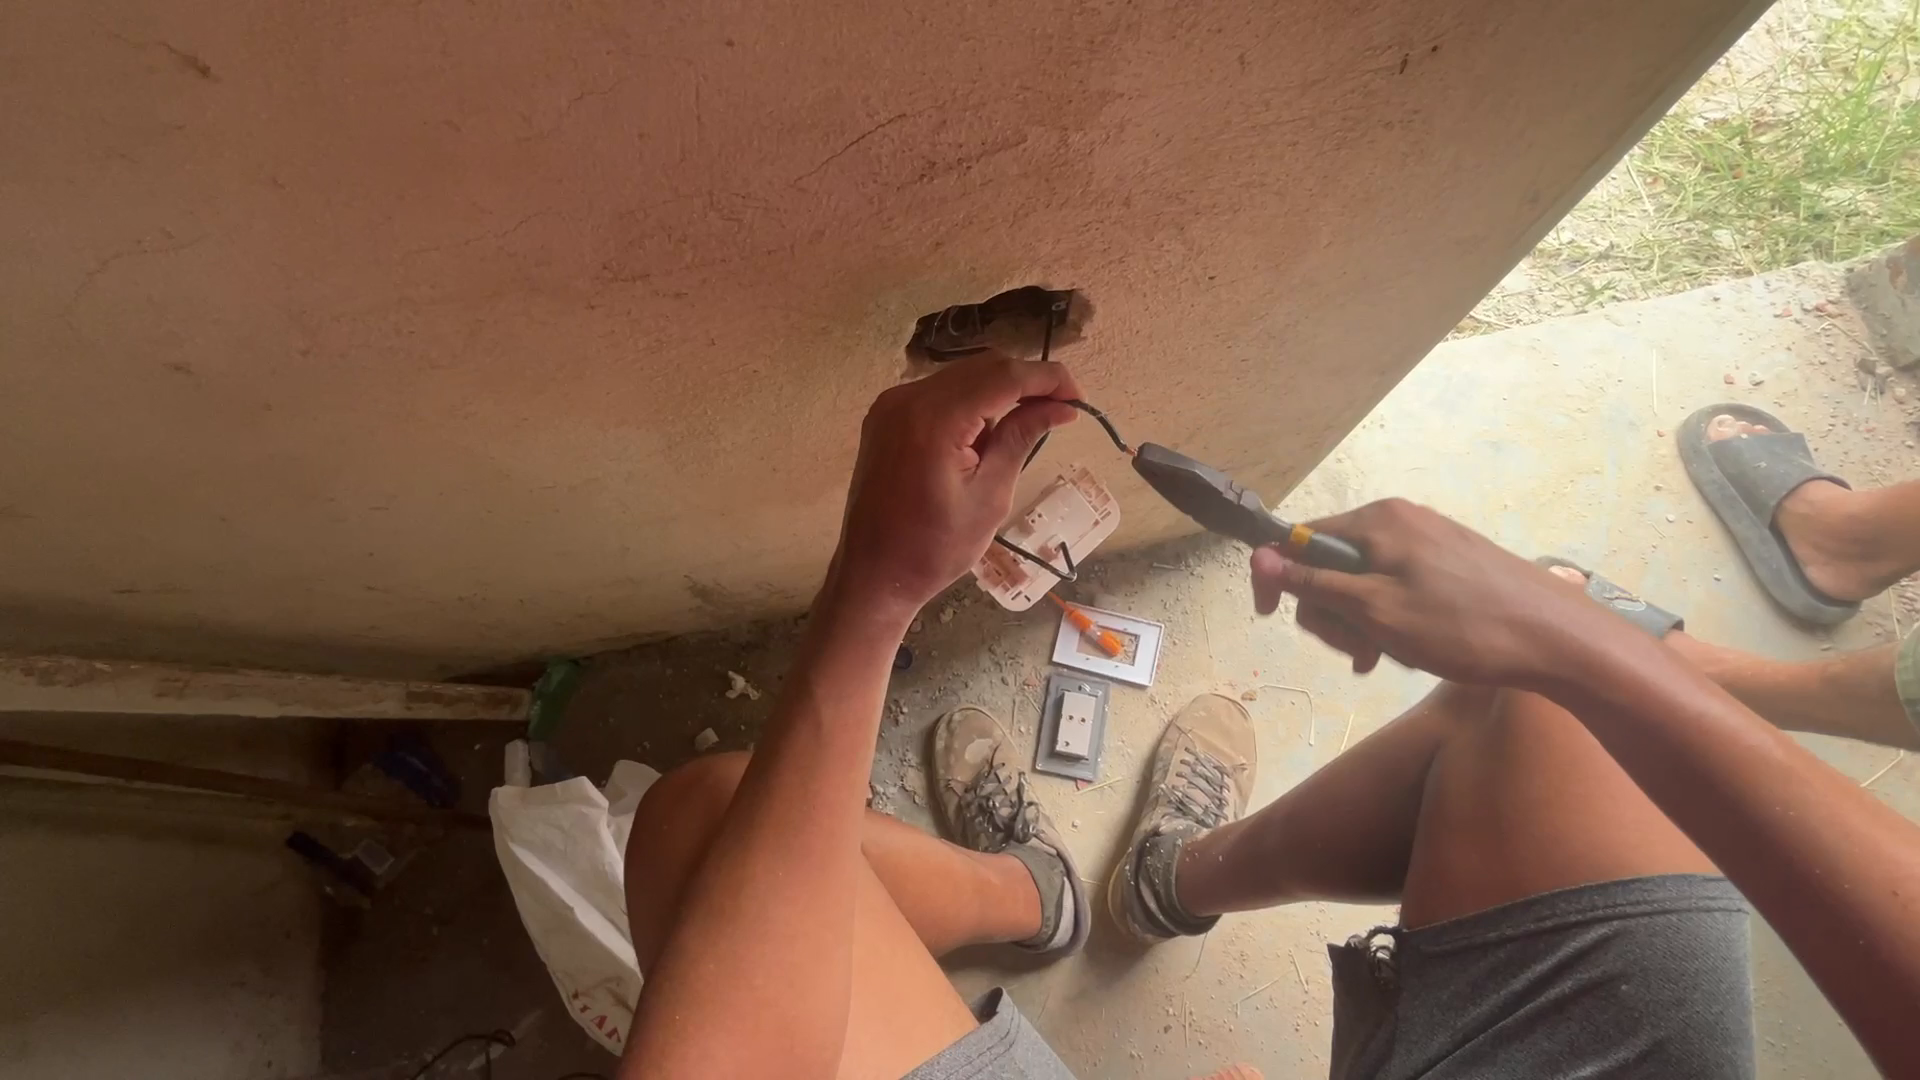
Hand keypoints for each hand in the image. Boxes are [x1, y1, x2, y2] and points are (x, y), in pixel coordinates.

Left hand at [828, 353, 1081, 620]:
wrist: (873, 573)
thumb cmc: (934, 548)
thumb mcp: (990, 496)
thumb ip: (1021, 439)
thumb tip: (1061, 408)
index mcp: (934, 419)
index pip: (1004, 376)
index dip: (1047, 380)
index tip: (1077, 401)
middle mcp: (907, 398)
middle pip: (982, 367)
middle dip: (1026, 382)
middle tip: (1059, 413)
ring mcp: (892, 405)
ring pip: (962, 376)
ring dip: (999, 392)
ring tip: (1024, 428)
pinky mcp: (886, 416)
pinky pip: (939, 393)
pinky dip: (970, 403)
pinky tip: (984, 436)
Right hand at [1250, 498, 1617, 688]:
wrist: (1563, 642)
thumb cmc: (1460, 625)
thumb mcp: (1373, 609)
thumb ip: (1312, 582)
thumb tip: (1257, 555)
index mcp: (1375, 520)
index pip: (1296, 539)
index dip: (1276, 578)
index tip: (1269, 617)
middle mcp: (1397, 519)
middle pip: (1328, 563)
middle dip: (1330, 611)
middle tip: (1356, 650)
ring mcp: (1425, 539)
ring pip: (1359, 579)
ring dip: (1359, 621)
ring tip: (1384, 654)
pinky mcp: (1447, 561)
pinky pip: (1392, 584)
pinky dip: (1386, 616)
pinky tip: (1404, 646)